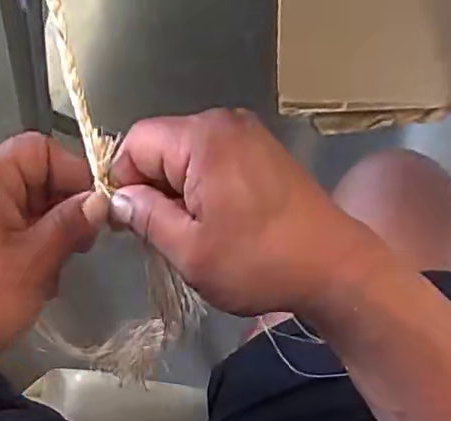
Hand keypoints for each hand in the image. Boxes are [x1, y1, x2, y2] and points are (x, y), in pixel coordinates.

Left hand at [0, 132, 106, 388]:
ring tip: (50, 278)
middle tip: (80, 251)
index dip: (76, 175)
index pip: (42, 151)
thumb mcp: (34, 262)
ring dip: (49, 244)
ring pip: (28, 215)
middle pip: (36, 182)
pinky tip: (34, 287)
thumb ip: (70, 225)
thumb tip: (102, 200)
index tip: (100, 211)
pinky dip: (30, 258)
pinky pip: (11, 238)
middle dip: (63, 215)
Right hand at [108, 109, 388, 318]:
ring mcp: (249, 137)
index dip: (120, 183)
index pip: (136, 143)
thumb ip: (147, 219)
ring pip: (187, 161)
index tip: (124, 226)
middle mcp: (225, 124)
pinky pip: (214, 167)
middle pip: (161, 148)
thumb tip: (119, 200)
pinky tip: (214, 230)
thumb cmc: (257, 263)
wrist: (332, 267)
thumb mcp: (190, 251)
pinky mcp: (264, 156)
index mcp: (202, 139)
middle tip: (157, 240)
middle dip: (150, 192)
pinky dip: (202, 196)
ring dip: (177, 199)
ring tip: (189, 240)